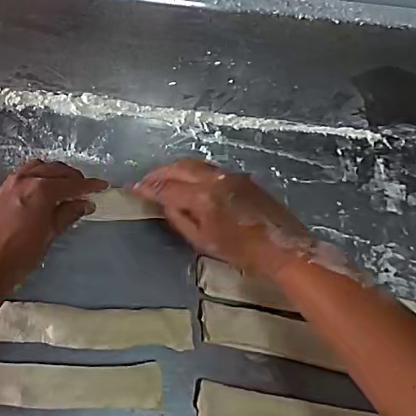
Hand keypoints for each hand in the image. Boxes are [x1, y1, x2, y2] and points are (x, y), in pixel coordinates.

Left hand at [0, 160, 105, 287]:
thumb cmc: (19, 256)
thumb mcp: (49, 235)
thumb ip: (68, 214)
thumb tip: (84, 204)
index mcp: (41, 190)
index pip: (72, 184)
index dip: (90, 185)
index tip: (102, 186)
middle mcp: (26, 180)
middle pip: (56, 170)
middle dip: (74, 178)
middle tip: (86, 189)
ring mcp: (10, 183)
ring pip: (40, 167)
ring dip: (55, 172)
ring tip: (66, 186)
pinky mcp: (0, 190)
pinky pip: (25, 172)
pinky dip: (39, 174)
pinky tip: (44, 187)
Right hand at [134, 158, 312, 276]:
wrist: (282, 247)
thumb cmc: (242, 252)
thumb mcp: (203, 241)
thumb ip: (180, 219)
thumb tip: (166, 203)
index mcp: (203, 197)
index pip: (167, 188)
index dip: (148, 188)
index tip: (134, 188)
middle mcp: (215, 179)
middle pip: (180, 167)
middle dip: (160, 172)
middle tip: (146, 180)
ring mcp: (230, 175)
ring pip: (196, 164)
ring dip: (177, 169)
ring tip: (165, 178)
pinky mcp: (242, 177)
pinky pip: (211, 168)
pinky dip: (194, 171)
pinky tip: (190, 181)